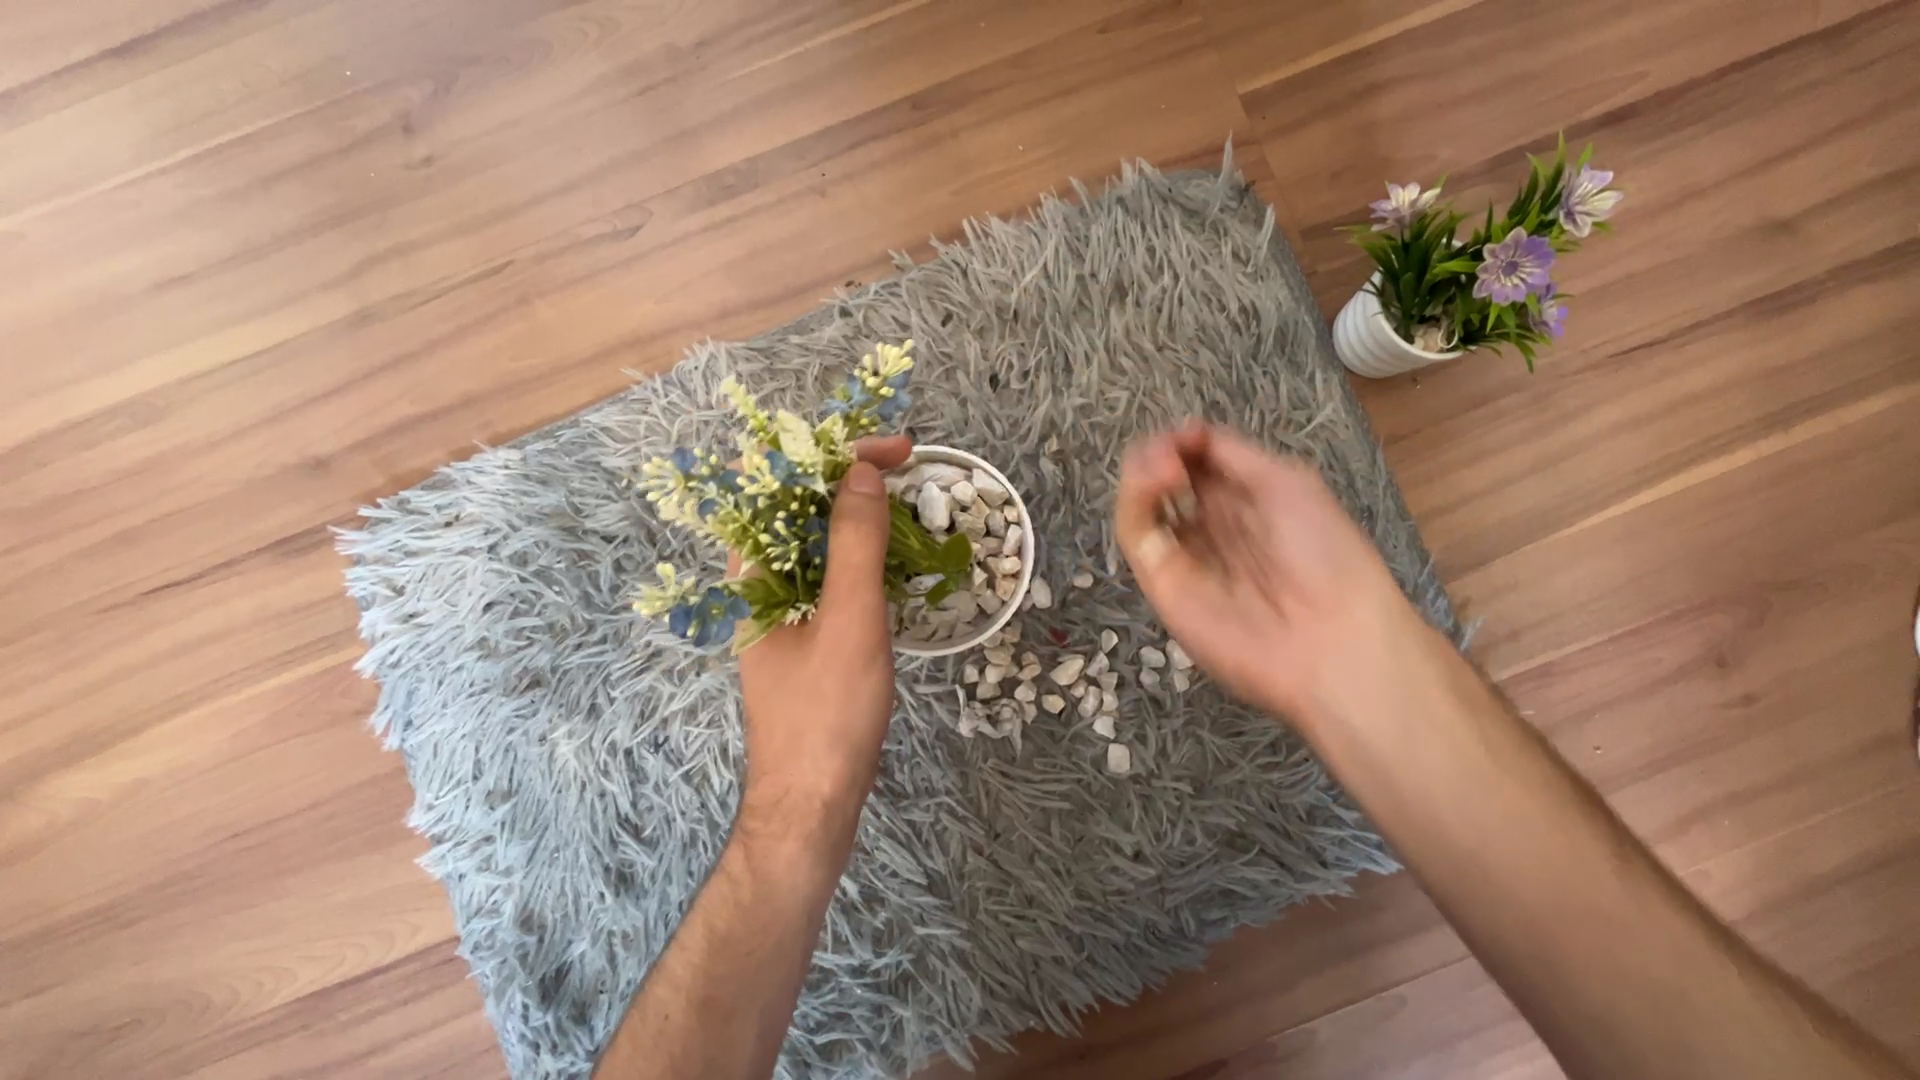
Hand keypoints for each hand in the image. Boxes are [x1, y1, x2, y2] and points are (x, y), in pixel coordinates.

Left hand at [733, 435, 910, 852]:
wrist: (813, 806)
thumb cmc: (827, 714)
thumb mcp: (849, 620)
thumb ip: (853, 542)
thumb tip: (861, 471)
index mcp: (751, 576)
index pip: (780, 487)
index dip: (833, 455)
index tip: (893, 451)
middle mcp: (759, 588)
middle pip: (797, 510)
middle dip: (849, 479)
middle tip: (908, 469)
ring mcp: (783, 614)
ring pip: (817, 545)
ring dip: (859, 516)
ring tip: (909, 503)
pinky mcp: (807, 638)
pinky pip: (831, 579)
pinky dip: (863, 557)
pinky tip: (896, 557)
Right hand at [1114, 422, 1433, 727]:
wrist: (1329, 638)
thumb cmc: (1324, 553)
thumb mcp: (1288, 483)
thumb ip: (1231, 454)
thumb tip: (1185, 432)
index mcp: (1245, 504)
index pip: (1197, 462)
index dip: (1184, 442)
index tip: (1187, 433)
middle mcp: (1209, 527)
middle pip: (1165, 480)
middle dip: (1160, 453)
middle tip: (1170, 449)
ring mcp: (1182, 555)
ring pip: (1143, 503)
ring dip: (1143, 471)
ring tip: (1164, 464)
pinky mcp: (1158, 581)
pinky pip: (1135, 533)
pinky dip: (1135, 498)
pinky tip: (1157, 479)